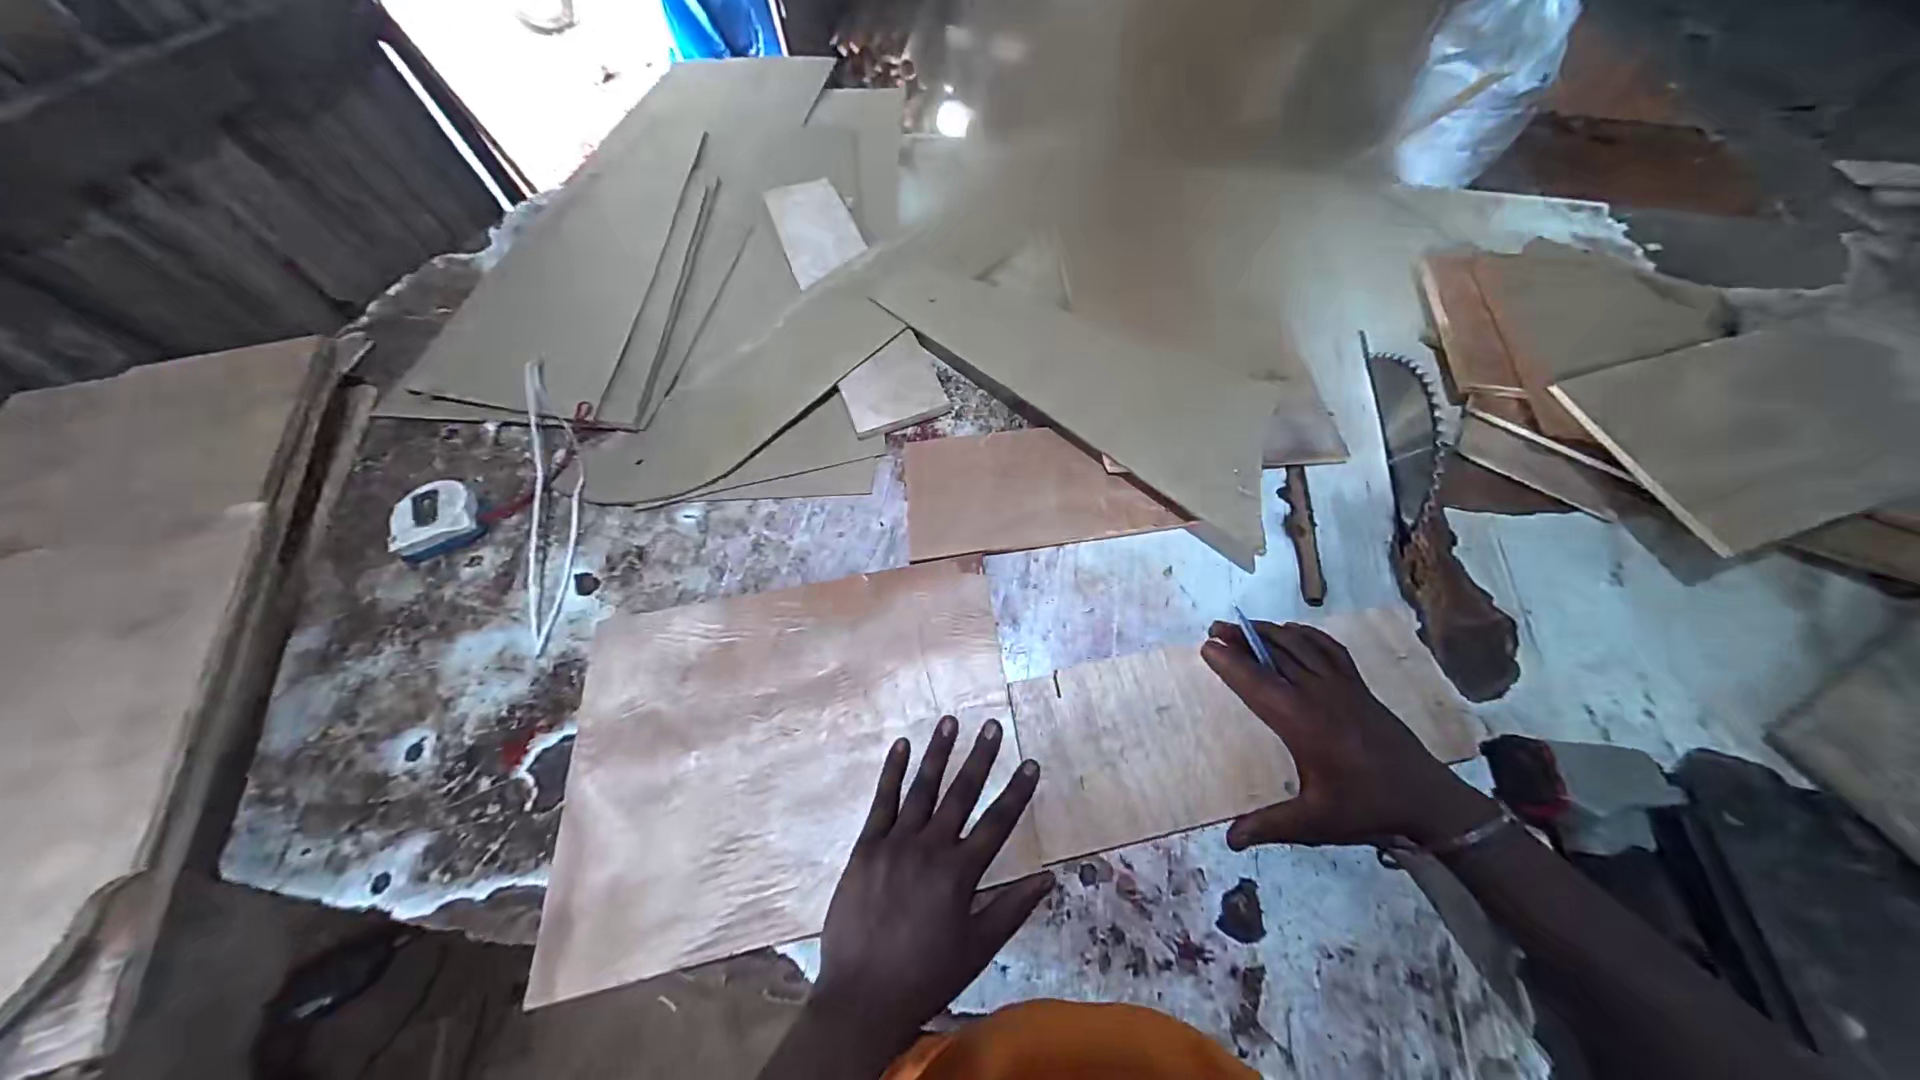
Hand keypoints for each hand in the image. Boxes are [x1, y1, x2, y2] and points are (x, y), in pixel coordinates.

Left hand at [812, 717, 1052, 1052]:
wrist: (862, 996)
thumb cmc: (927, 975)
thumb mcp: (978, 948)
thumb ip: (1012, 908)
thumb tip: (1049, 879)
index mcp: (960, 873)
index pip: (997, 822)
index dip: (1017, 791)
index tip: (1030, 763)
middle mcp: (930, 848)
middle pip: (961, 795)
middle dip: (979, 758)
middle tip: (991, 726)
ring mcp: (895, 844)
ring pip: (922, 789)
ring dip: (938, 754)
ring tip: (950, 722)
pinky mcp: (866, 847)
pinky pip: (881, 802)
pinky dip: (891, 773)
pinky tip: (901, 746)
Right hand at [1201, 620, 1495, 849]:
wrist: (1428, 799)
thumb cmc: (1366, 808)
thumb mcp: (1315, 822)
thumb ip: (1269, 826)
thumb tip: (1230, 841)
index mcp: (1302, 723)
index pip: (1257, 683)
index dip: (1230, 662)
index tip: (1207, 646)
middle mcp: (1319, 695)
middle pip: (1275, 654)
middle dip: (1242, 637)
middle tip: (1216, 628)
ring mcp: (1342, 687)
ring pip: (1300, 646)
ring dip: (1269, 631)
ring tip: (1244, 625)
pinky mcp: (1359, 687)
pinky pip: (1330, 650)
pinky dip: (1307, 634)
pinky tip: (1293, 631)